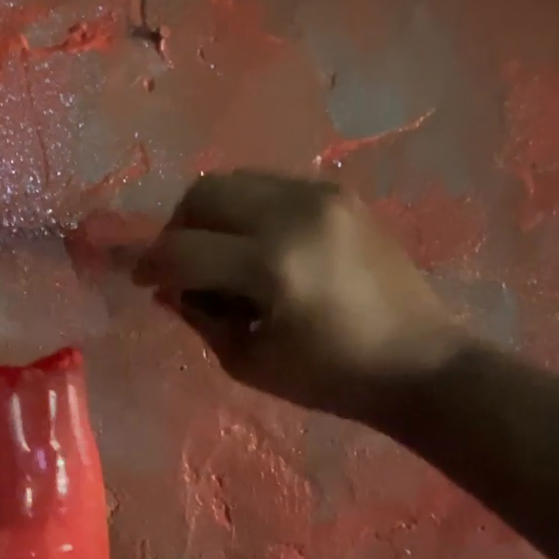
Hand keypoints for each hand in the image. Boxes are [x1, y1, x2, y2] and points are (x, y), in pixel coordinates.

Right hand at [135, 170, 470, 421]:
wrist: (419, 362)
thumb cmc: (329, 377)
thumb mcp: (247, 361)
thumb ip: (199, 316)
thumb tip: (168, 287)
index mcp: (272, 266)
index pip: (182, 249)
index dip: (149, 264)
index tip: (139, 280)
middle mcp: (294, 214)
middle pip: (203, 194)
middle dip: (177, 228)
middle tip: (178, 264)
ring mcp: (321, 196)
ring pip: (234, 180)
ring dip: (210, 214)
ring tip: (216, 253)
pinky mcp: (339, 194)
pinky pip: (269, 184)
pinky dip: (245, 209)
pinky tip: (254, 245)